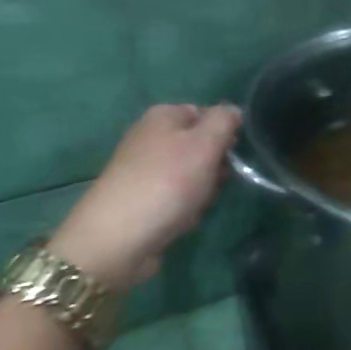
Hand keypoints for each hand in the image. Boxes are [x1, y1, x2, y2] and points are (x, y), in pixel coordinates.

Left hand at [48, 103, 243, 291]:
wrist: (118, 238)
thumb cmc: (166, 182)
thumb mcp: (204, 144)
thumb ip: (223, 121)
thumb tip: (233, 111)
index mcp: (163, 115)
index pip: (206, 114)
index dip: (223, 134)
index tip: (230, 154)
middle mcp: (151, 137)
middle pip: (200, 147)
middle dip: (213, 168)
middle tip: (211, 183)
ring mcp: (145, 169)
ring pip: (192, 176)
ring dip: (201, 193)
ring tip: (193, 207)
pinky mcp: (142, 199)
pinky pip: (176, 199)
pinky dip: (183, 210)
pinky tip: (180, 222)